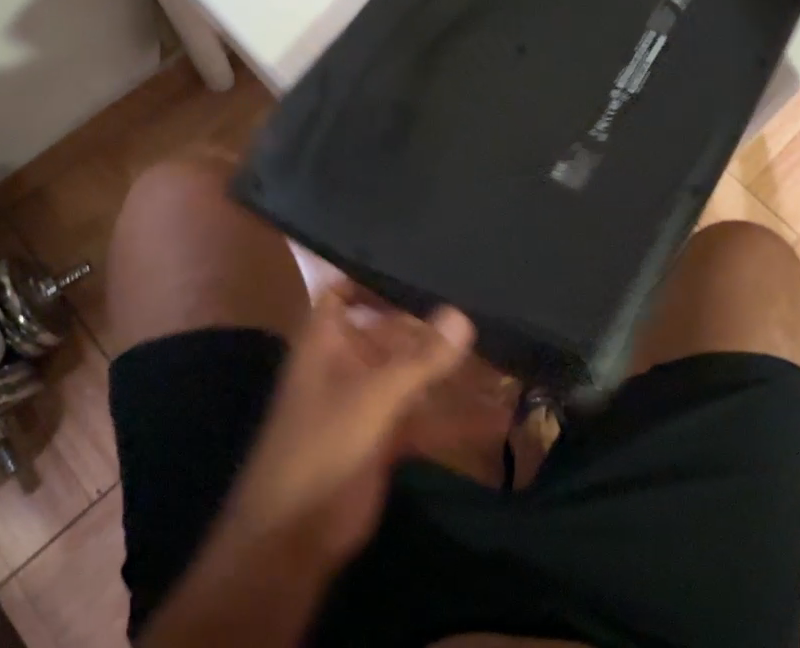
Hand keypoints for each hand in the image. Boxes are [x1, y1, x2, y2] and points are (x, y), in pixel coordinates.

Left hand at [144, 289, 479, 647]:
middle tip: (487, 306)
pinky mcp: (385, 439)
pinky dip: (457, 420)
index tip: (421, 263)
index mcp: (327, 343)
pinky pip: (426, 420)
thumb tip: (463, 315)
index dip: (373, 277)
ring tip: (507, 359)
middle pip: (392, 333)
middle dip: (434, 326)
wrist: (293, 536)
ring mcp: (367, 403)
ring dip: (453, 373)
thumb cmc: (321, 448)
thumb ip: (420, 359)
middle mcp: (348, 365)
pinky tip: (500, 419)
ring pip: (415, 377)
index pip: (344, 292)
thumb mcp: (372, 397)